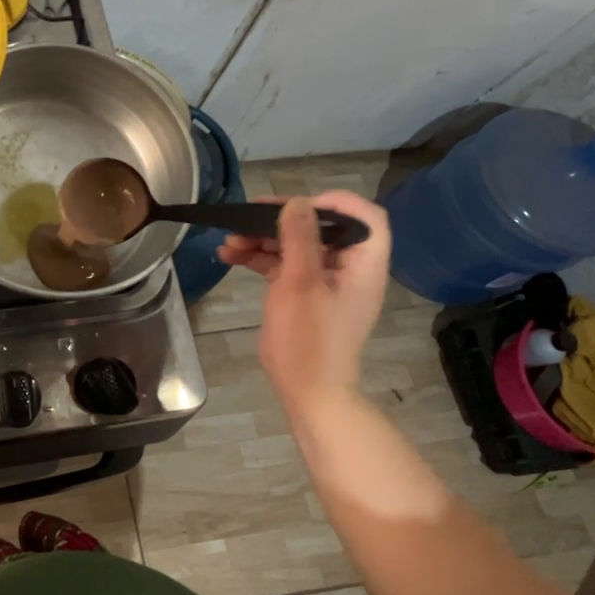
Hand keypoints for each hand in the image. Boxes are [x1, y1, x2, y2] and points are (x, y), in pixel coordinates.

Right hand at [218, 191, 390, 407]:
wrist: (308, 392)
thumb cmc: (309, 338)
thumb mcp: (300, 282)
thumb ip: (299, 238)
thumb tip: (297, 202)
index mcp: (363, 265)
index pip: (365, 218)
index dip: (335, 203)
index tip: (296, 205)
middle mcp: (350, 270)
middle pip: (322, 229)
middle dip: (281, 220)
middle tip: (248, 216)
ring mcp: (327, 284)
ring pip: (297, 246)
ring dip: (263, 240)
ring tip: (229, 241)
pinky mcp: (306, 296)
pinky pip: (286, 266)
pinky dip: (261, 259)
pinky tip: (230, 256)